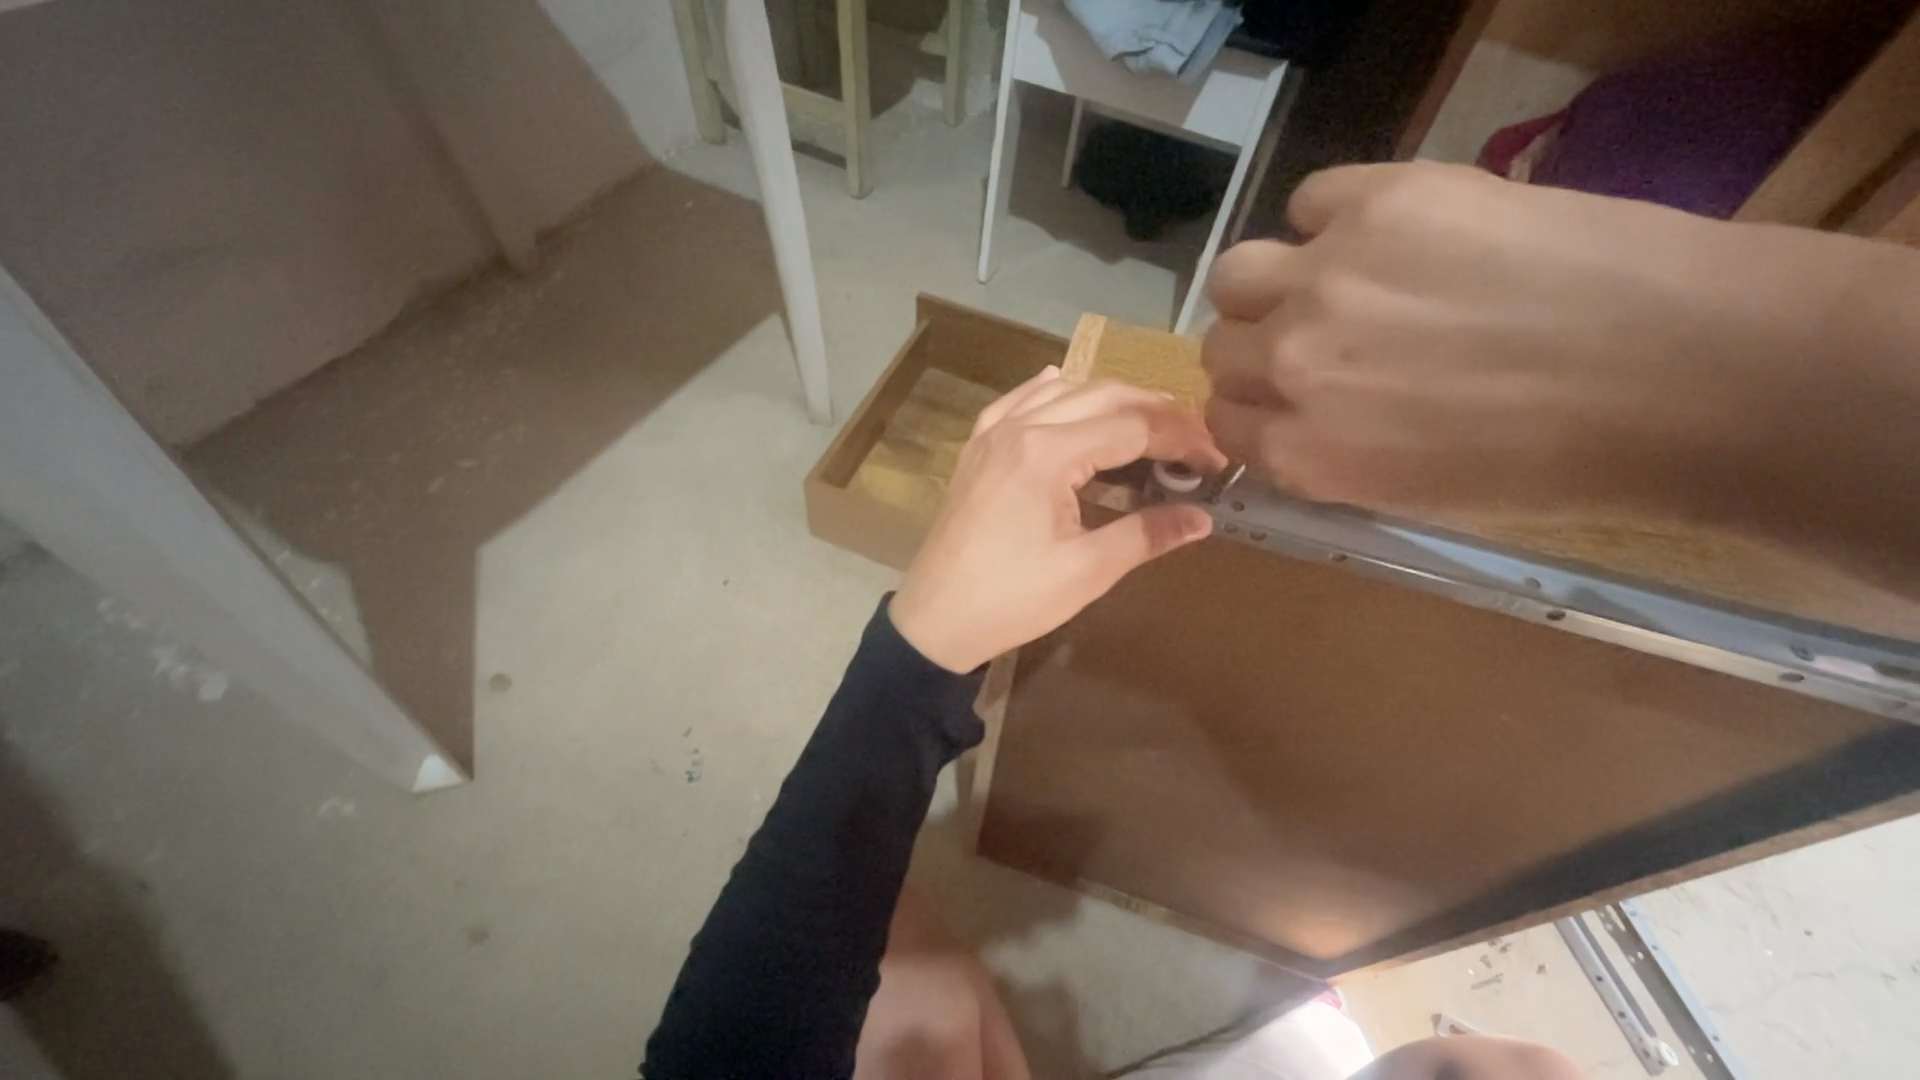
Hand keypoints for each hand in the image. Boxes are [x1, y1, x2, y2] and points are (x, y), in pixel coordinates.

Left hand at [889, 368, 1226, 672]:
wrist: (935, 620)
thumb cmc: (1011, 599)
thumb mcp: (1086, 571)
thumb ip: (1146, 534)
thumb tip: (1201, 518)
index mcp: (1047, 454)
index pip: (1131, 426)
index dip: (1182, 437)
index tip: (1216, 459)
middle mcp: (1019, 428)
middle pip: (1102, 395)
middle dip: (1155, 410)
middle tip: (1195, 438)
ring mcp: (991, 435)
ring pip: (1061, 391)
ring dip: (1109, 398)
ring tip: (1148, 421)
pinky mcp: (976, 450)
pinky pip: (1016, 402)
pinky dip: (1051, 393)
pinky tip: (1065, 388)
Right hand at [1200, 162, 1910, 535]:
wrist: (1693, 373)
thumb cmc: (1556, 462)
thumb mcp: (1409, 494)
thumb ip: (1324, 456)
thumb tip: (1288, 418)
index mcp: (1300, 455)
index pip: (1222, 422)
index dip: (1254, 410)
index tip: (1287, 400)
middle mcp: (1289, 367)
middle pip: (1220, 347)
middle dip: (1259, 350)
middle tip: (1323, 342)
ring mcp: (1326, 279)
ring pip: (1237, 274)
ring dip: (1273, 283)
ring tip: (1338, 281)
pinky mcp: (1379, 202)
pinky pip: (1310, 199)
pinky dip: (1333, 218)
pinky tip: (1391, 234)